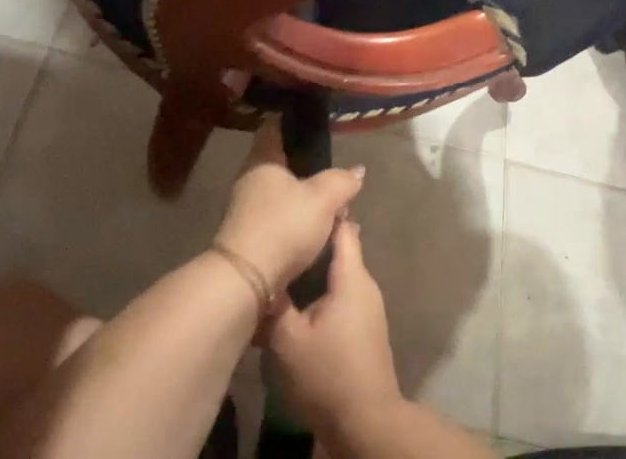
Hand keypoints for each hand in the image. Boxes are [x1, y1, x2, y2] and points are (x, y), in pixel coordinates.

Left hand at [214, 117, 364, 291]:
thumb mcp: (322, 199)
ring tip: (333, 207)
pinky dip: (297, 221)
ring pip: (282, 194)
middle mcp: (249, 179)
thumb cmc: (283, 225)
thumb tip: (357, 171)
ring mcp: (246, 209)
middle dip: (307, 169)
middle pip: (281, 165)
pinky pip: (279, 219)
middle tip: (334, 173)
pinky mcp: (250, 236)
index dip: (291, 120)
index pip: (273, 128)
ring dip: (304, 199)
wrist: (247, 279)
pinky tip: (317, 231)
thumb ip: (341, 181)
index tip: (311, 121)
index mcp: (262, 160)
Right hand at [266, 220, 402, 430]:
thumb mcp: (287, 337)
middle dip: (307, 240)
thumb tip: (260, 271)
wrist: (365, 423)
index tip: (290, 203)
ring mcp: (366, 306)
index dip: (318, 211)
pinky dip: (316, 288)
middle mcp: (364, 284)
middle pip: (336, 248)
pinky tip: (291, 297)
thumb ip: (273, 299)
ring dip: (309, 267)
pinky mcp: (361, 326)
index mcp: (351, 277)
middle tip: (273, 235)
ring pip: (334, 272)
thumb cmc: (327, 374)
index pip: (341, 226)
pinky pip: (337, 292)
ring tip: (277, 262)